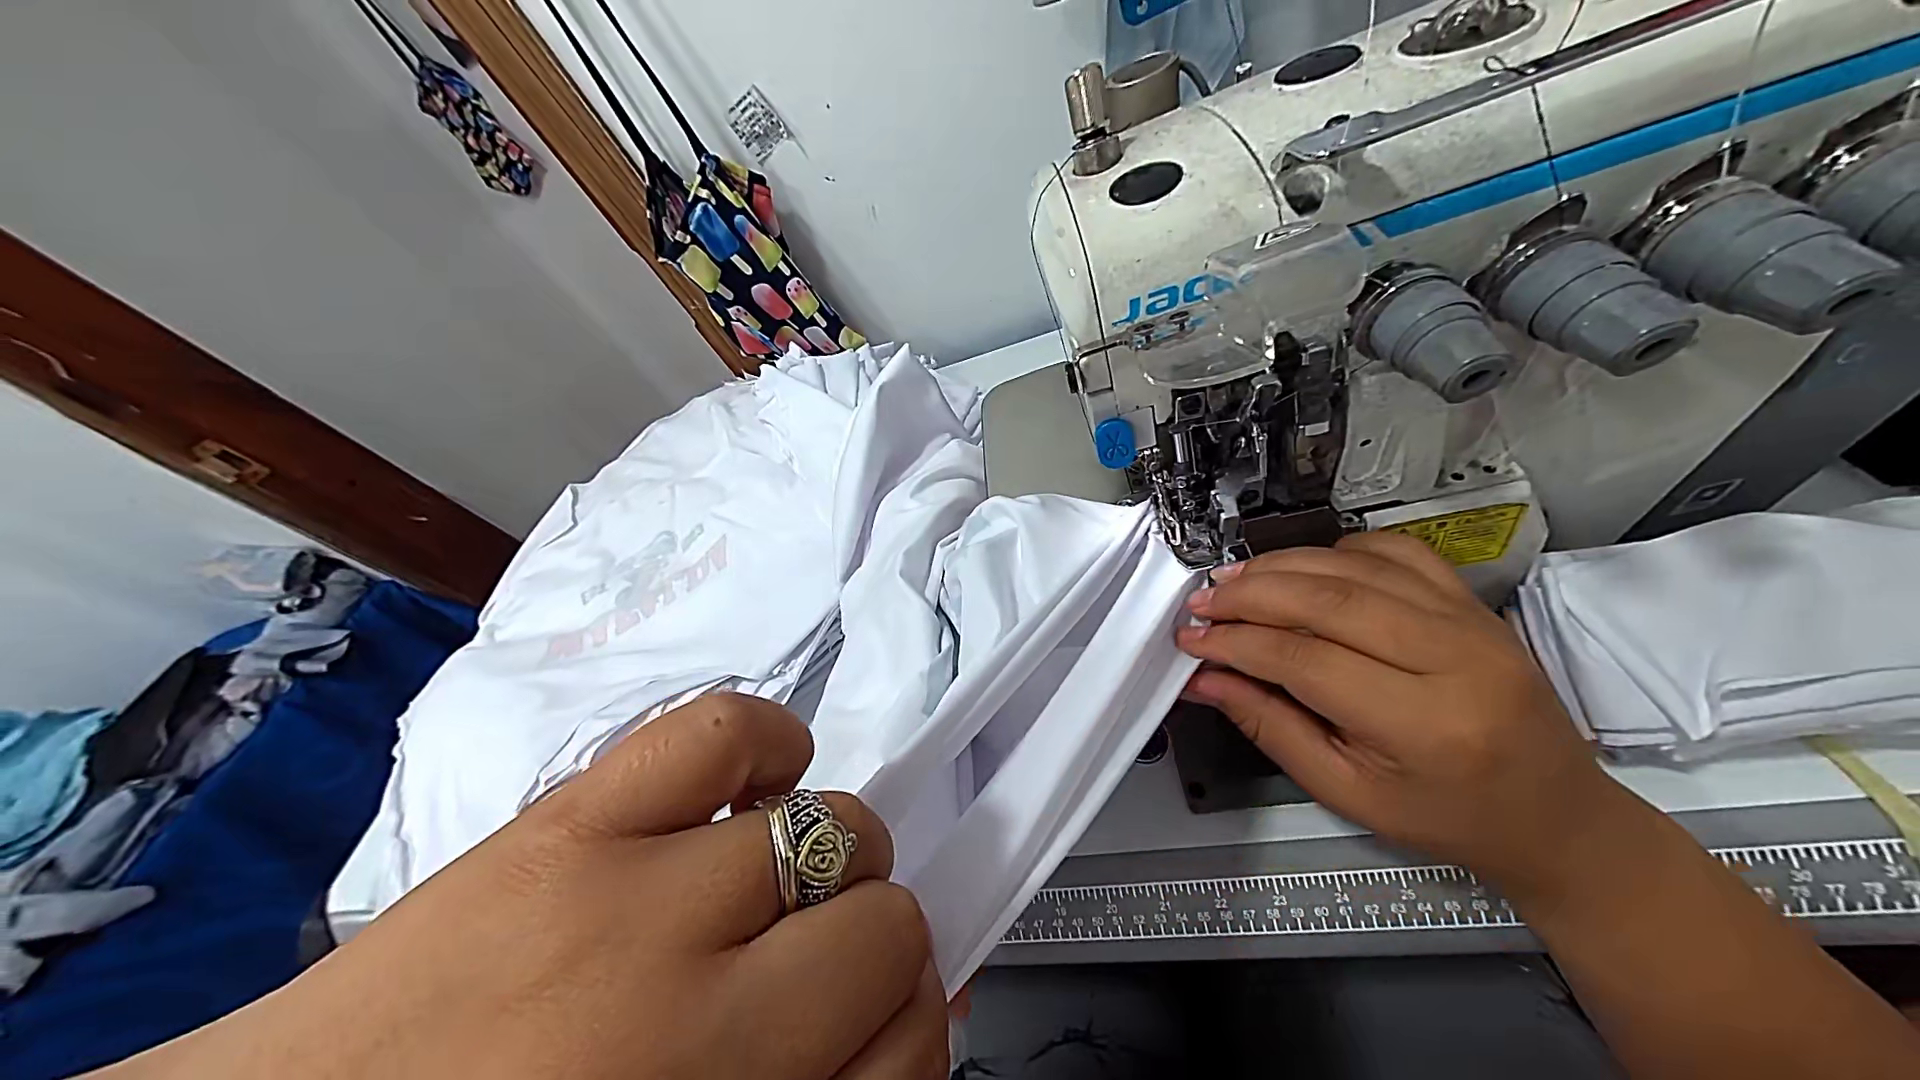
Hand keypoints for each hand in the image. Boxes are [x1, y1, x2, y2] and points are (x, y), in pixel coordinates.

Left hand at [106, 694, 947, 1079]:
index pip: (909, 1039)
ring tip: (784, 880)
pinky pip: (722, 732)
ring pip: (832, 829)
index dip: (908, 1029)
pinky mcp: (566, 821)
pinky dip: (771, 745)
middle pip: (883, 925)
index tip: (873, 1030)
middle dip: (873, 947)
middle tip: (817, 966)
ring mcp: (621, 900)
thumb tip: (931, 998)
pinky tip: (757, 785)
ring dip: (837, 857)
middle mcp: (682, 1020)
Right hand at [1174, 531, 1629, 901]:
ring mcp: (1472, 621)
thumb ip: (1269, 726)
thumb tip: (1207, 679)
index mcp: (1426, 724)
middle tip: (1203, 602)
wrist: (1554, 815)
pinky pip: (1396, 551)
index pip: (1305, 660)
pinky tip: (1305, 568)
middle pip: (1329, 600)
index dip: (1236, 643)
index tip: (1193, 640)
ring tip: (1235, 580)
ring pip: (1357, 566)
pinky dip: (1339, 550)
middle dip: (1250, 595)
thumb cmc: (1450, 817)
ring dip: (1283, 566)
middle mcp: (1458, 659)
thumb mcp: (1345, 790)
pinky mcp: (1473, 602)